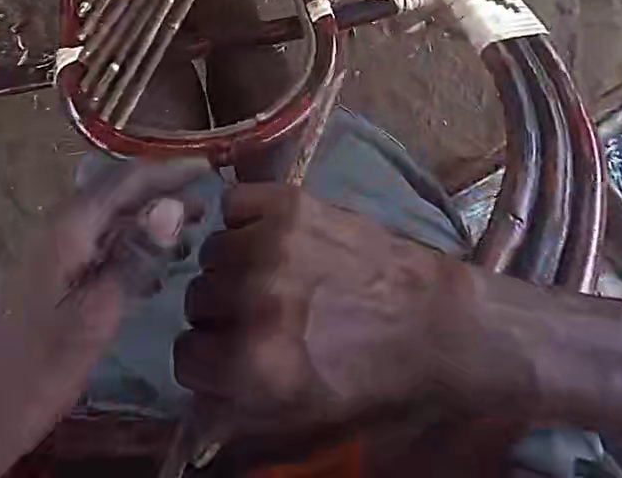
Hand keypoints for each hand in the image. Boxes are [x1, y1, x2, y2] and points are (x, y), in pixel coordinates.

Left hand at [0, 158, 207, 477]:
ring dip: (142, 219)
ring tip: (185, 232)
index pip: (124, 179)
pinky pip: (91, 244)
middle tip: (202, 203)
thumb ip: (133, 260)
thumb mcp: (92, 319)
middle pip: (111, 191)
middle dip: (158, 190)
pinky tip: (145, 269)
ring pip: (102, 218)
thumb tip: (172, 205)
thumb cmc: (30, 373)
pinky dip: (123, 246)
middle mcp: (52, 227)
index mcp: (64, 228)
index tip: (206, 170)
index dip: (167, 171)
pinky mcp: (41, 275)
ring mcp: (44, 250)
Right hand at [173, 184, 549, 435]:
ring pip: (211, 251)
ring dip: (231, 263)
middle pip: (196, 298)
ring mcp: (271, 244)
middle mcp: (257, 300)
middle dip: (220, 309)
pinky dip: (242, 217)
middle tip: (255, 309)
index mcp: (259, 365)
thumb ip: (239, 414)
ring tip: (268, 270)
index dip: (208, 358)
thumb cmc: (375, 379)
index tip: (227, 351)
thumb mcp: (307, 417)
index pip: (185, 355)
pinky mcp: (288, 203)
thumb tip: (188, 411)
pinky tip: (268, 233)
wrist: (436, 320)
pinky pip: (231, 204)